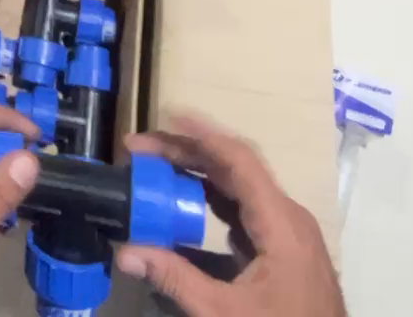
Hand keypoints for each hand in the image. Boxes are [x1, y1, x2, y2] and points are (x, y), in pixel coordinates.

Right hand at [115, 113, 345, 316]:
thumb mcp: (225, 316)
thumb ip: (175, 279)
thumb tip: (124, 252)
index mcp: (282, 225)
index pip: (239, 159)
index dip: (201, 133)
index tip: (165, 115)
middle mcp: (288, 218)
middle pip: (234, 167)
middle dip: (186, 151)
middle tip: (139, 149)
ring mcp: (288, 235)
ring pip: (238, 186)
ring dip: (196, 172)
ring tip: (153, 168)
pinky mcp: (283, 251)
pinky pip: (243, 209)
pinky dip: (210, 197)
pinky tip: (182, 203)